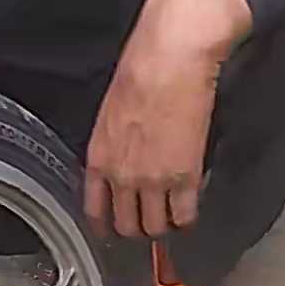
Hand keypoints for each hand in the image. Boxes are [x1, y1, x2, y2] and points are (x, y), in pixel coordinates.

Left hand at [85, 0, 251, 237]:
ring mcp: (154, 181)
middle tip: (149, 222)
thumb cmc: (143, 69)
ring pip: (155, 228)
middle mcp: (123, 177)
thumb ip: (113, 147)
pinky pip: (183, 217)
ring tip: (170, 219)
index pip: (96, 211)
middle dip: (138, 229)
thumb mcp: (110, 113)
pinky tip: (188, 213)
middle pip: (127, 227)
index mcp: (100, 158)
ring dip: (163, 227)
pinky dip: (186, 220)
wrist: (172, 56)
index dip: (107, 226)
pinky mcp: (184, 179)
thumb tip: (122, 165)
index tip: (114, 229)